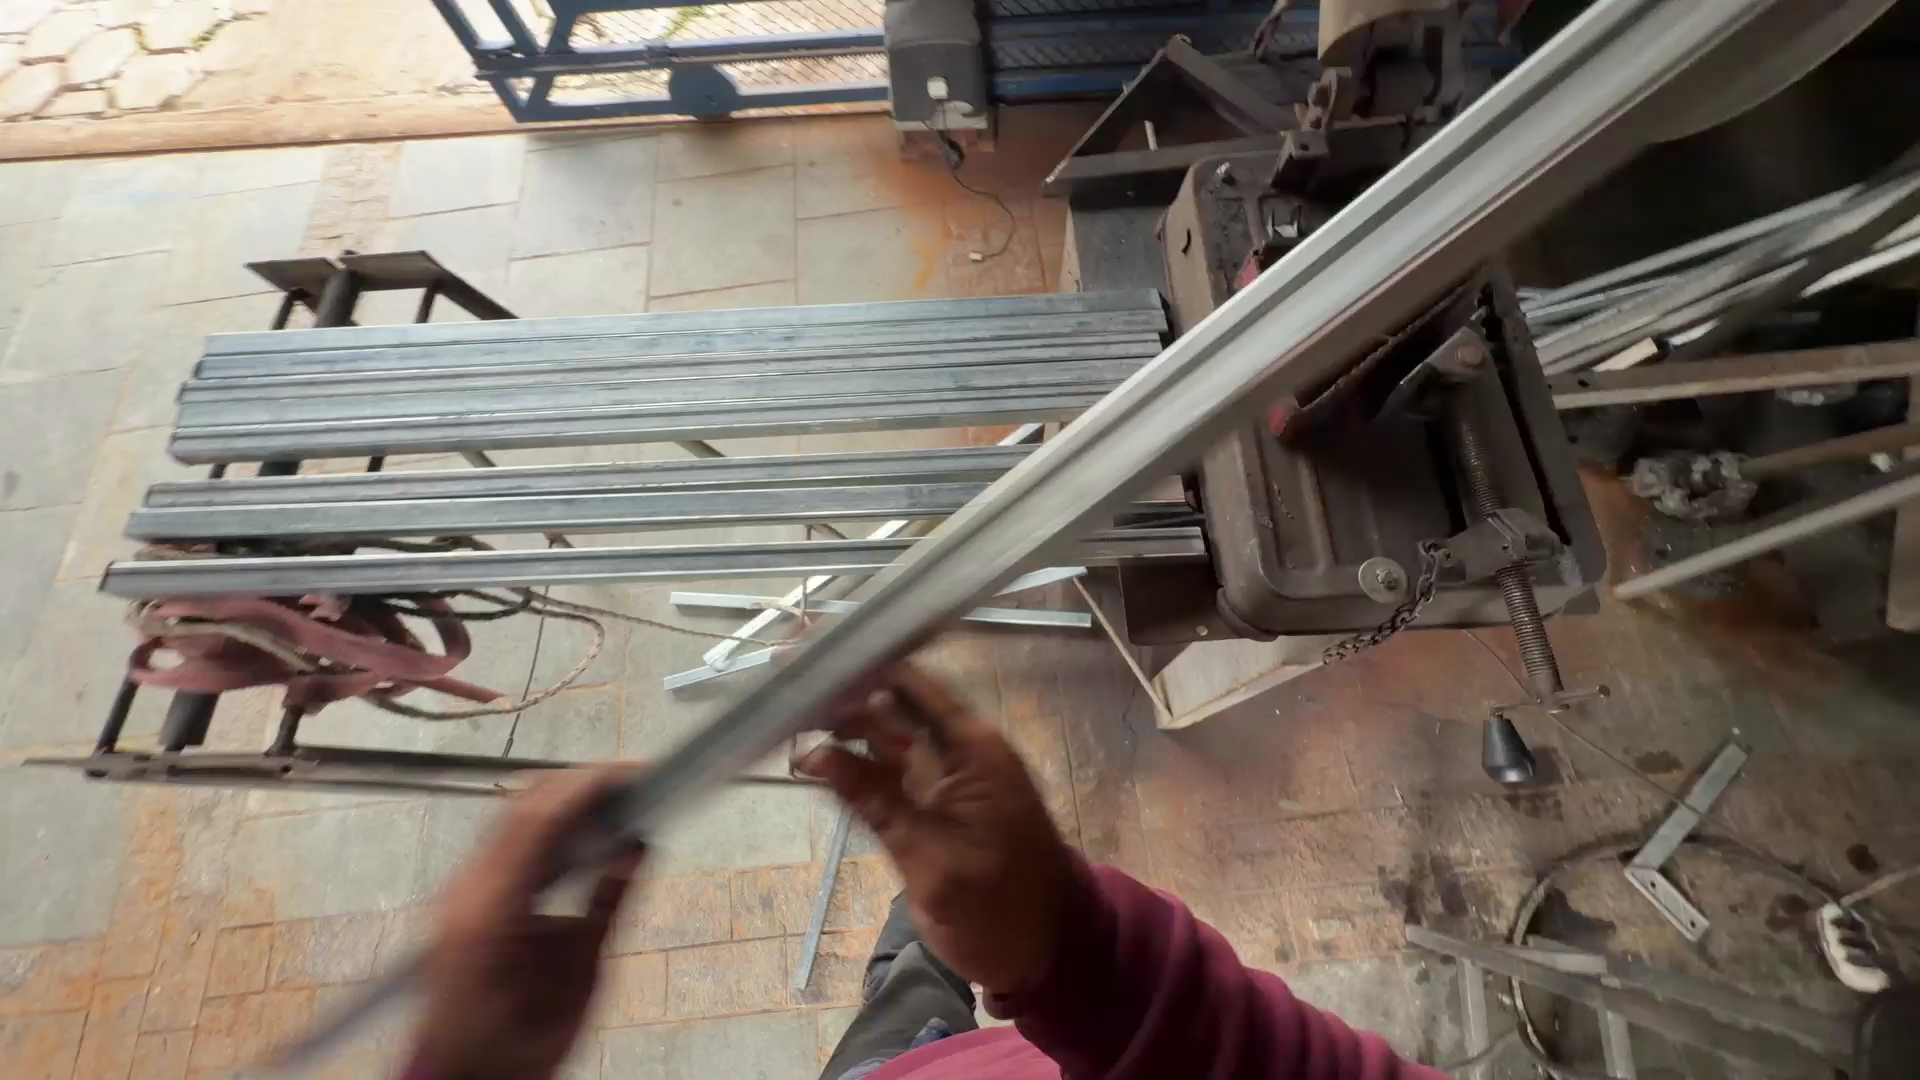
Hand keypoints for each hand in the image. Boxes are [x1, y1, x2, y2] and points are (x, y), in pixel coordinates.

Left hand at [410, 766, 641, 1079]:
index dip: (590, 787)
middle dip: (582, 782)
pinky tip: (583, 825)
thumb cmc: (524, 1041)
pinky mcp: (465, 895)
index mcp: (493, 910)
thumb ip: (607, 904)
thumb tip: (639, 843)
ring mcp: (460, 891)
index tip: (635, 773)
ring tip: (616, 795)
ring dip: (566, 796)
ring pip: (514, 815)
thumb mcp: (579, 976)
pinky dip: (550, 818)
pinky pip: (509, 837)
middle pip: (525, 805)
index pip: (542, 820)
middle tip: (635, 779)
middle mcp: (468, 890)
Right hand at [796, 664, 1073, 998]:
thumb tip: (812, 754)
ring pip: (890, 738)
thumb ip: (875, 802)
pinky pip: (893, 772)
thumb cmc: (1000, 906)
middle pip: (896, 707)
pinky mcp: (936, 804)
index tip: (811, 665)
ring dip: (846, 732)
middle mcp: (959, 749)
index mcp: (973, 747)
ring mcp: (947, 775)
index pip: (914, 686)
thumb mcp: (932, 859)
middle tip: (785, 698)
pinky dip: (858, 768)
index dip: (864, 670)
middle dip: (845, 699)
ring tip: (788, 727)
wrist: (1045, 951)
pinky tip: (818, 763)